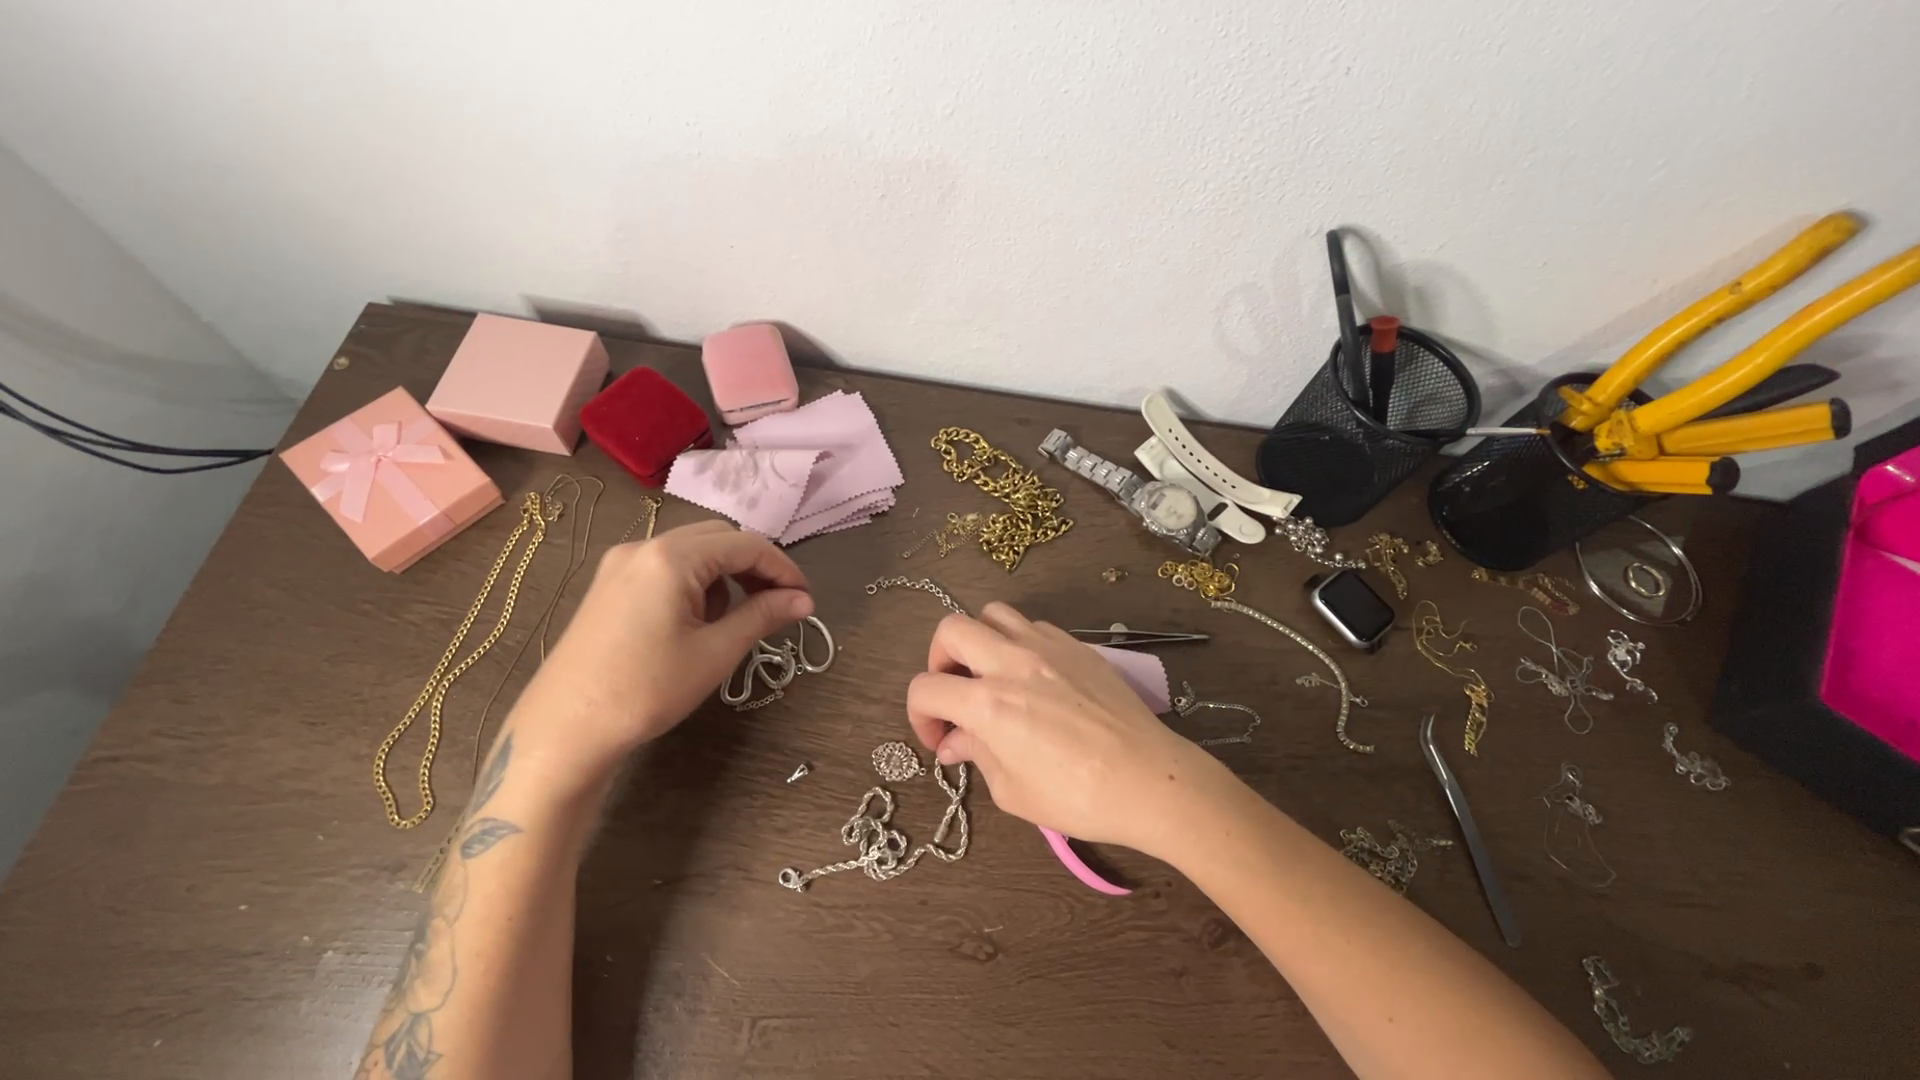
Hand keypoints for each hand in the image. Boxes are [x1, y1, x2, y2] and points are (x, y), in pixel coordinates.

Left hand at [511, 521, 812, 778]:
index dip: (782, 567)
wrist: (565, 728)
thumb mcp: (714, 653)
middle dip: (753, 566)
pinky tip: (695, 621)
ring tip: (733, 620)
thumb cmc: (647, 690)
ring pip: (690, 551)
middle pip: (717, 538)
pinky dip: (694, 582)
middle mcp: (644, 547)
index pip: (744, 544)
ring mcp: (620, 564)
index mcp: (672, 557)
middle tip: (777, 604)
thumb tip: (803, 600)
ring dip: (724, 574)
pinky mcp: (608, 585)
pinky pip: (665, 567)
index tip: (805, 598)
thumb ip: (762, 616)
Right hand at [905, 602, 1226, 858]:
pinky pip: (1034, 626)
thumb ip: (976, 755)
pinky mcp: (1078, 647)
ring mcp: (1048, 647)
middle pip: (951, 630)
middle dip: (939, 661)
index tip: (939, 740)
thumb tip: (954, 742)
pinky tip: (1033, 677)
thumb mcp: (1013, 791)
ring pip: (993, 614)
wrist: (1149, 780)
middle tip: (954, 694)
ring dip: (979, 641)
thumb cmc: (1078, 797)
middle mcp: (1012, 663)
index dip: (920, 716)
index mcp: (989, 703)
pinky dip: (1019, 643)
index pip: (926, 688)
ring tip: (991, 675)